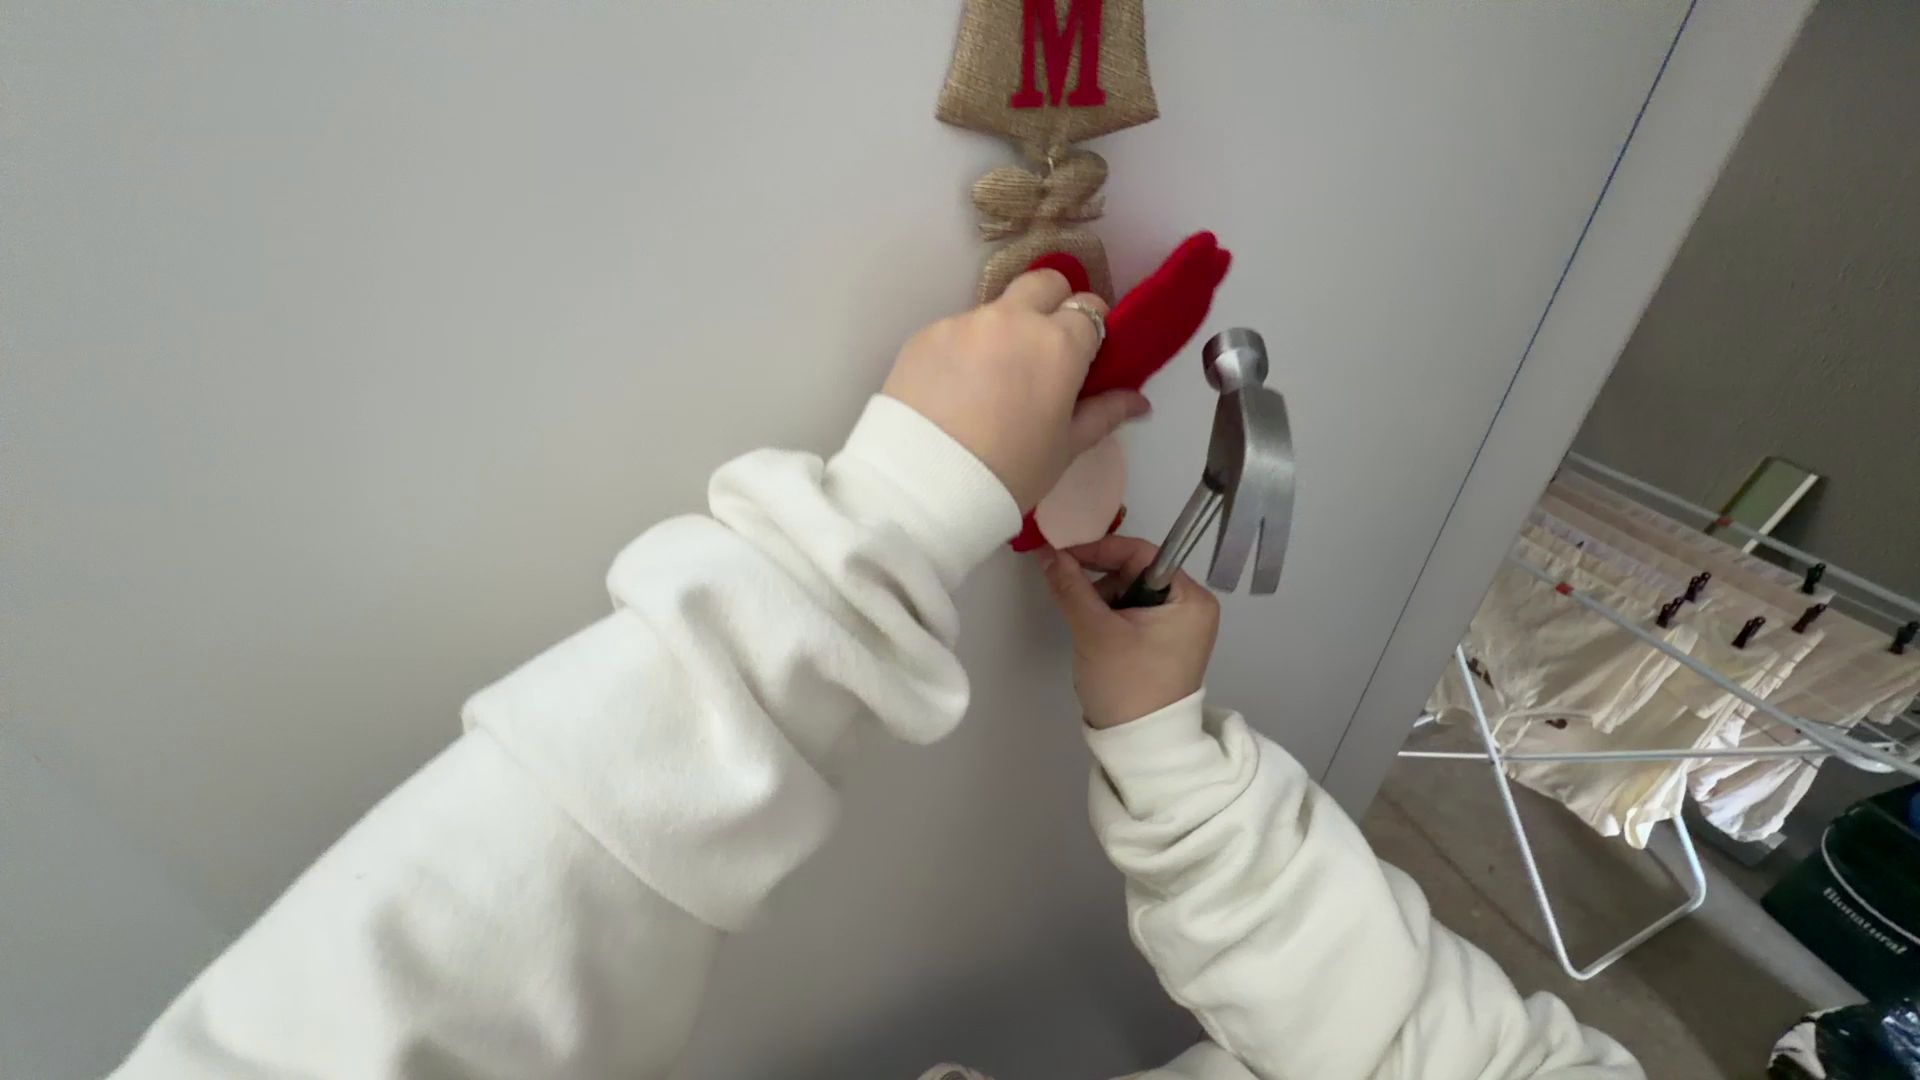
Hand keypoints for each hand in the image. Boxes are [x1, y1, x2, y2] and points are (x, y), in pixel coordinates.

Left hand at [882, 269, 1148, 510]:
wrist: (924, 487)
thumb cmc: (1007, 473)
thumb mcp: (1064, 449)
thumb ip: (1103, 414)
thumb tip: (1138, 401)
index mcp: (1057, 345)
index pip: (1090, 309)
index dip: (1091, 332)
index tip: (1084, 358)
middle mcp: (1011, 320)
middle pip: (1044, 284)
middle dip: (1053, 306)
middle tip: (1044, 353)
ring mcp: (964, 324)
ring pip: (996, 310)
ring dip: (1004, 333)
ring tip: (991, 384)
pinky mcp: (924, 336)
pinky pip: (956, 331)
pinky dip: (964, 351)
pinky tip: (955, 392)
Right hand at [1035, 534, 1220, 729]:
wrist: (1140, 746)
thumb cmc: (1127, 684)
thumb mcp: (1094, 630)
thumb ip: (1070, 586)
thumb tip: (1047, 551)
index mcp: (1189, 598)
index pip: (1141, 553)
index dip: (1099, 549)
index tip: (1062, 553)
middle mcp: (1190, 606)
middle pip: (1134, 571)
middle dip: (1098, 579)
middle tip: (1068, 588)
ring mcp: (1177, 627)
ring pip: (1128, 592)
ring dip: (1100, 599)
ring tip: (1086, 624)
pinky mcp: (1161, 643)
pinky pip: (1130, 613)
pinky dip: (1107, 615)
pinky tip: (1093, 632)